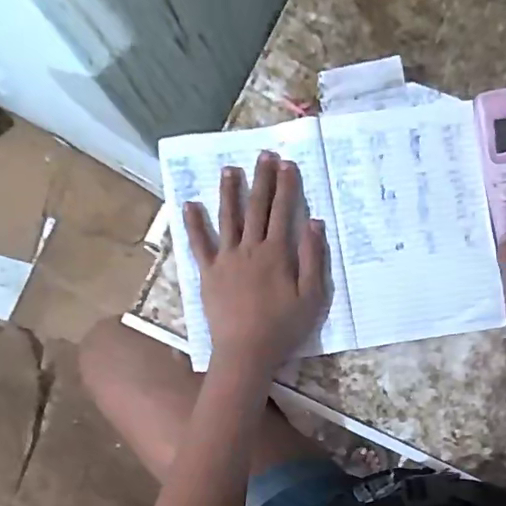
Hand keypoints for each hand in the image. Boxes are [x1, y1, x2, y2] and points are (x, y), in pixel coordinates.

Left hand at [186, 152, 328, 375]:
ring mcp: (225, 259)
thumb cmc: (284, 327)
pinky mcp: (208, 273)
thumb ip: (313, 258)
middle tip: (264, 155)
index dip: (286, 187)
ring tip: (230, 169)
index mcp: (277, 254)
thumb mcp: (311, 297)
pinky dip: (194, 223)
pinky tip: (191, 204)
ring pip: (228, 218)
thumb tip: (314, 223)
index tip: (288, 164)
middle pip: (257, 208)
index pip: (283, 212)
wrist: (246, 350)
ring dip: (230, 192)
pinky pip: (199, 244)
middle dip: (262, 180)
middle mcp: (250, 249)